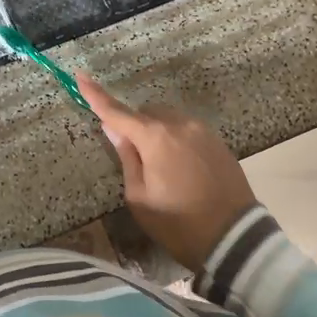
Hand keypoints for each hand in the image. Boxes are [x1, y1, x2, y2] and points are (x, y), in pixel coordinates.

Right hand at [79, 71, 257, 271]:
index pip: (117, 112)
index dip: (96, 95)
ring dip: (157, 132)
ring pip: (168, 119)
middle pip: (146, 113)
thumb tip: (114, 128)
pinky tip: (182, 168)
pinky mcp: (218, 142)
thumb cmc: (179, 224)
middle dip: (135, 127)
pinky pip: (188, 130)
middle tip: (135, 158)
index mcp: (155, 138)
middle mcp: (179, 125)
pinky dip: (176, 139)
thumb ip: (126, 157)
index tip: (80, 76)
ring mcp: (202, 131)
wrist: (236, 240)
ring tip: (162, 167)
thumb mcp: (140, 198)